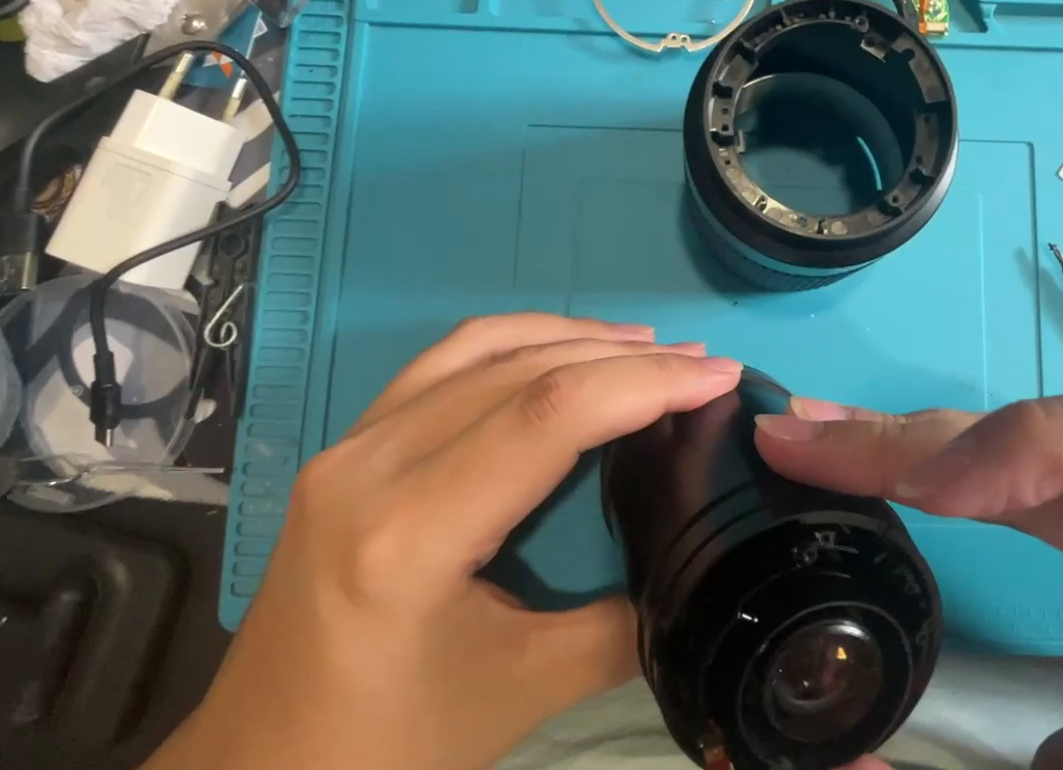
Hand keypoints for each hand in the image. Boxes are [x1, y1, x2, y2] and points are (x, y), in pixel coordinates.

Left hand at [145, 313, 742, 769]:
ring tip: (644, 345)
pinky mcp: (347, 448)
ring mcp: (350, 447)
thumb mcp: (522, 694)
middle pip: (518, 371)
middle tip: (697, 361)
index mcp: (412, 533)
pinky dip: (513, 342)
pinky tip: (557, 350)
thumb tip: (697, 569)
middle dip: (622, 357)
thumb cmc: (386, 747)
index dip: (642, 384)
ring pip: (475, 349)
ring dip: (569, 335)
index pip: (545, 417)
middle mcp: (370, 465)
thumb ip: (623, 630)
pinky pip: (440, 365)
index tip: (715, 374)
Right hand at [755, 394, 1062, 769]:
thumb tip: (849, 760)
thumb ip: (961, 769)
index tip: (925, 492)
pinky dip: (948, 454)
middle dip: (948, 434)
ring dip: (933, 433)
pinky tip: (878, 456)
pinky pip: (1035, 463)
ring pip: (1057, 435)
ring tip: (821, 438)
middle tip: (811, 441)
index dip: (1057, 455)